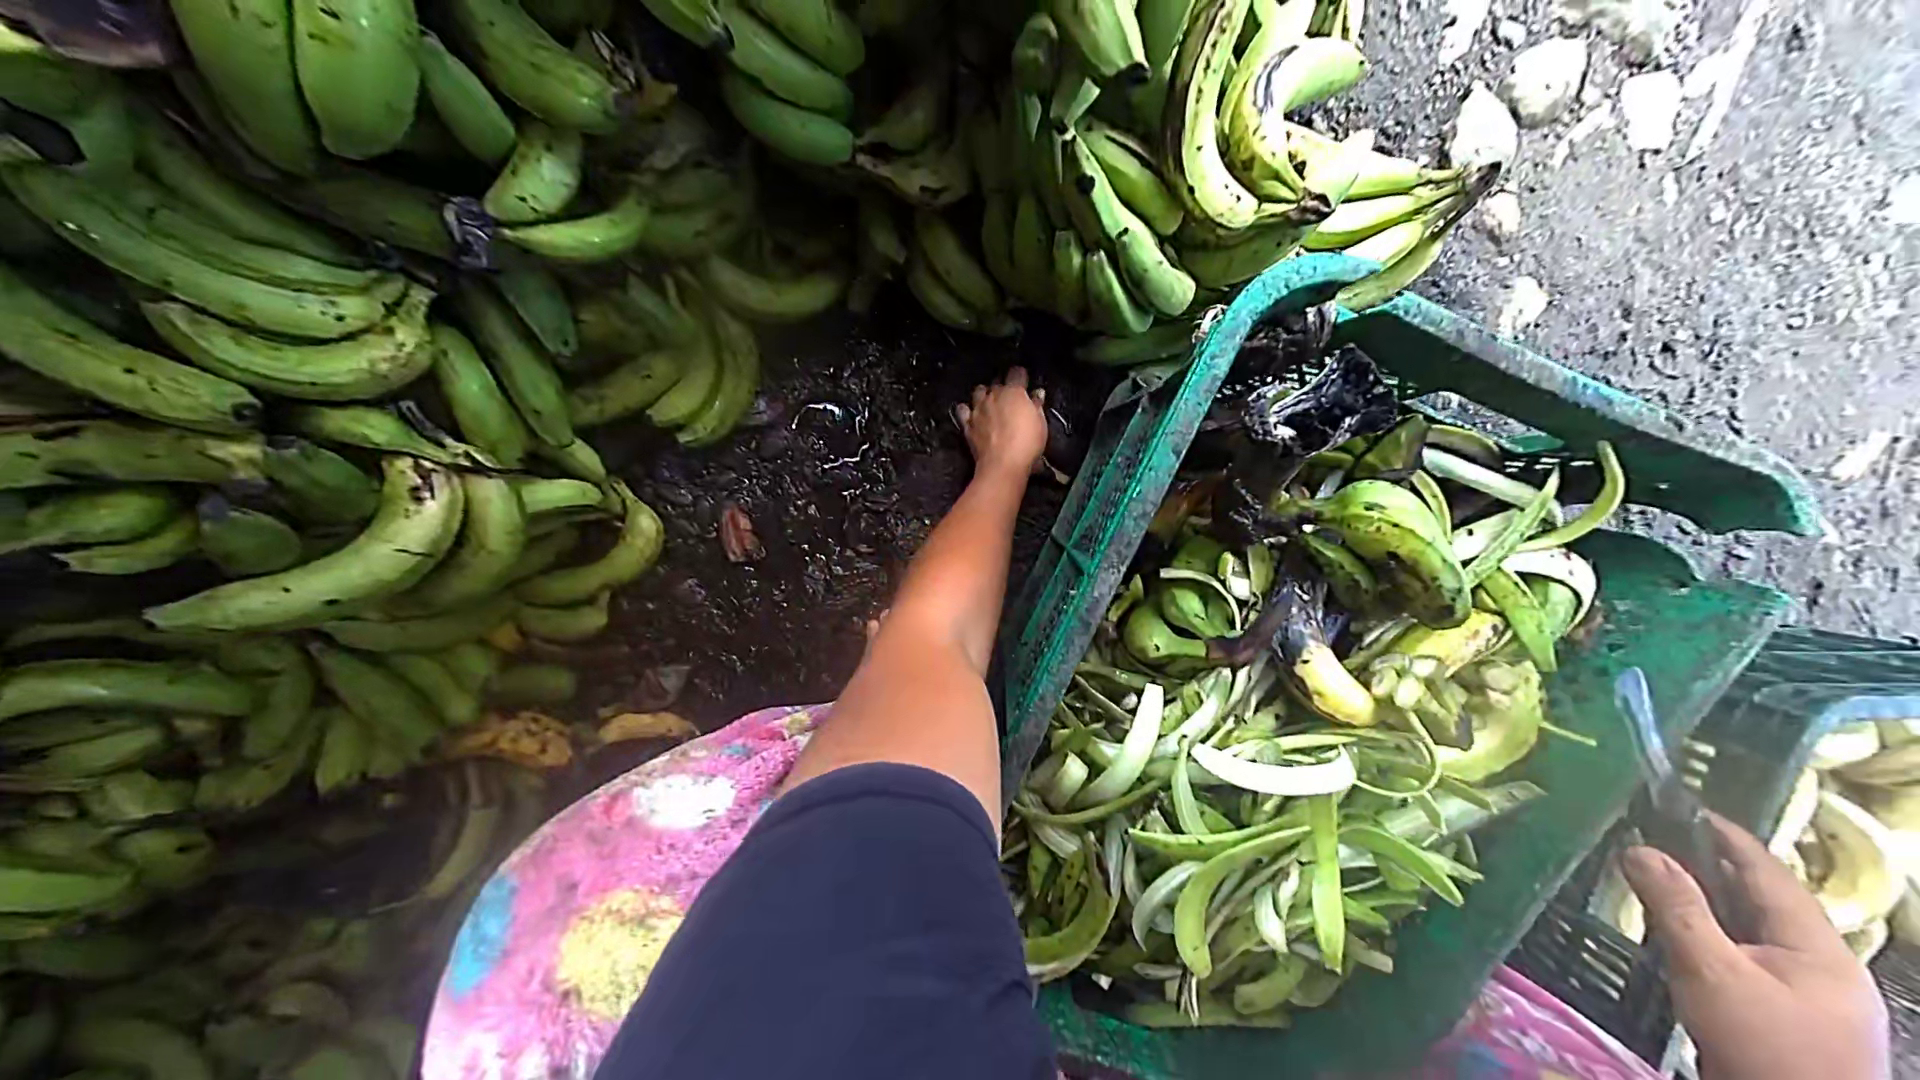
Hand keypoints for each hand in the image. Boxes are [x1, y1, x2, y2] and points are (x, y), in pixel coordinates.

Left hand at [956, 367, 1047, 480]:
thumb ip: (1037, 406)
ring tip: (990, 402)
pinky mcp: (968, 425)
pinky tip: (971, 413)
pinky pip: (964, 410)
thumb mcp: (1040, 423)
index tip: (1025, 382)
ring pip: (978, 392)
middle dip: (1003, 387)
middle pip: (997, 383)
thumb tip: (1036, 394)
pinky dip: (967, 410)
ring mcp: (978, 409)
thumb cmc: (1027, 443)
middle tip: (1010, 398)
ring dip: (984, 394)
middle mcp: (993, 396)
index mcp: (1013, 392)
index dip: (1021, 376)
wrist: (1002, 464)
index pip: (1017, 373)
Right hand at [1622, 815, 1887, 1079]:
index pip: (1770, 873)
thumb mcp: (1710, 970)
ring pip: (1751, 928)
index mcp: (1819, 948)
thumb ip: (1675, 906)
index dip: (1728, 836)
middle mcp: (1822, 965)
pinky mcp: (1786, 1013)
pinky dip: (1709, 929)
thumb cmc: (1764, 1046)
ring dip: (1706, 898)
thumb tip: (1639, 848)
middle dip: (1709, 865)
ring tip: (1656, 875)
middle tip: (1654, 836)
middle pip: (1762, 899)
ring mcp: (1808, 994)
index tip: (1683, 806)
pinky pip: (1744, 952)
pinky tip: (1679, 931)